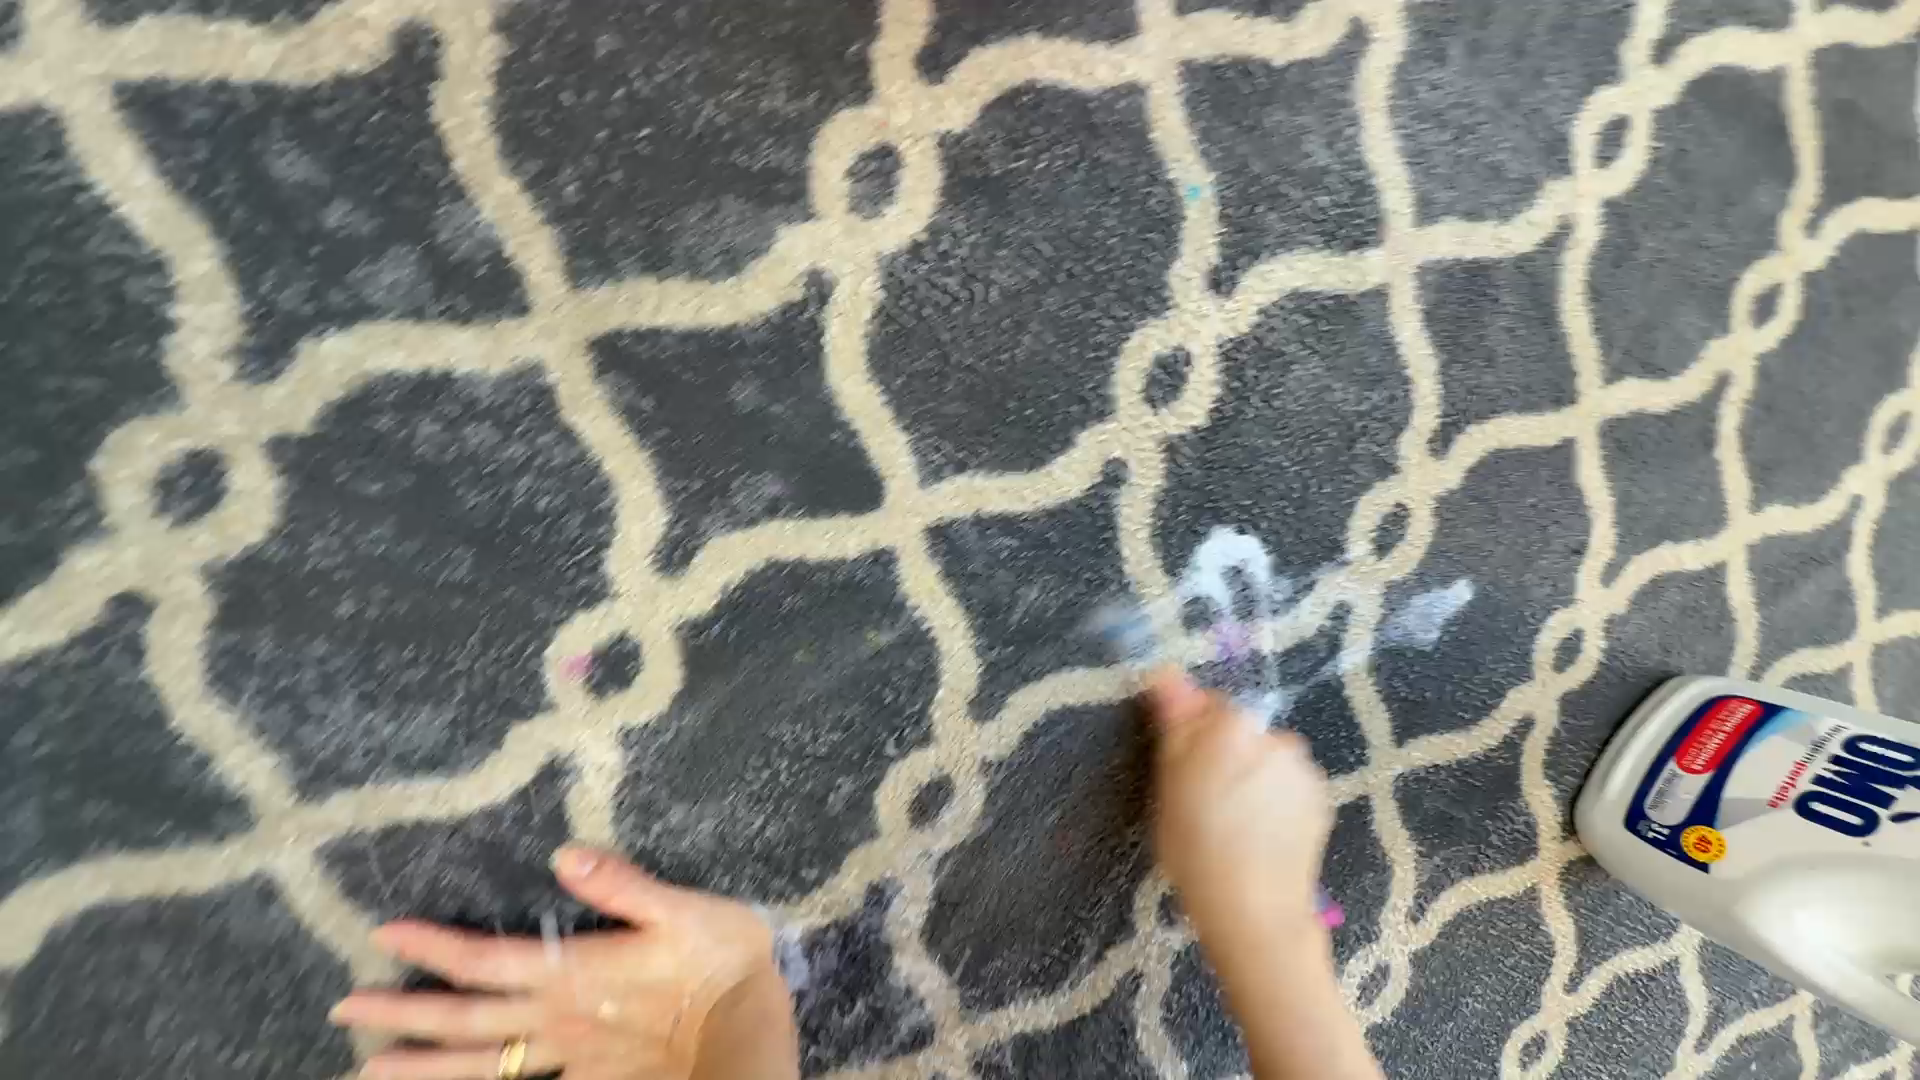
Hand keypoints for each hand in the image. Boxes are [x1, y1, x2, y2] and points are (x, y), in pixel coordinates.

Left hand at [328, 847, 794, 1079]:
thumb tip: (563, 853)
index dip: (432, 947)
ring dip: (421, 1066)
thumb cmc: (716, 960)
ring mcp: (569, 1056)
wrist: (744, 1033)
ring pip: (479, 1066)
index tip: (382, 934)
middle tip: (344, 1009)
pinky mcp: (590, 1076)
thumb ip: (622, 885)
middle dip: (402, 1013)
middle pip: (465, 1020)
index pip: (486, 961)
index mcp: (575, 973)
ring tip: (368, 1070)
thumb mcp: (680, 909)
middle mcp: (557, 1019)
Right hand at [1145, 668, 1331, 948]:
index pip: (1205, 703)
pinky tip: (1259, 831)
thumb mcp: (1169, 782)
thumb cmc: (1196, 845)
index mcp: (1231, 725)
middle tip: (1200, 797)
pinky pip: (1287, 783)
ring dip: (1250, 773)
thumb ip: (1173, 720)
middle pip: (1238, 730)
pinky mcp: (1322, 799)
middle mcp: (1275, 735)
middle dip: (1221, 751)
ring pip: (1264, 756)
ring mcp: (1304, 769)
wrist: (1254, 912)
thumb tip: (1165, 671)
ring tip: (1234, 821)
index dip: (1189, 733)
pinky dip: (1273, 796)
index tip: (1180, 767)